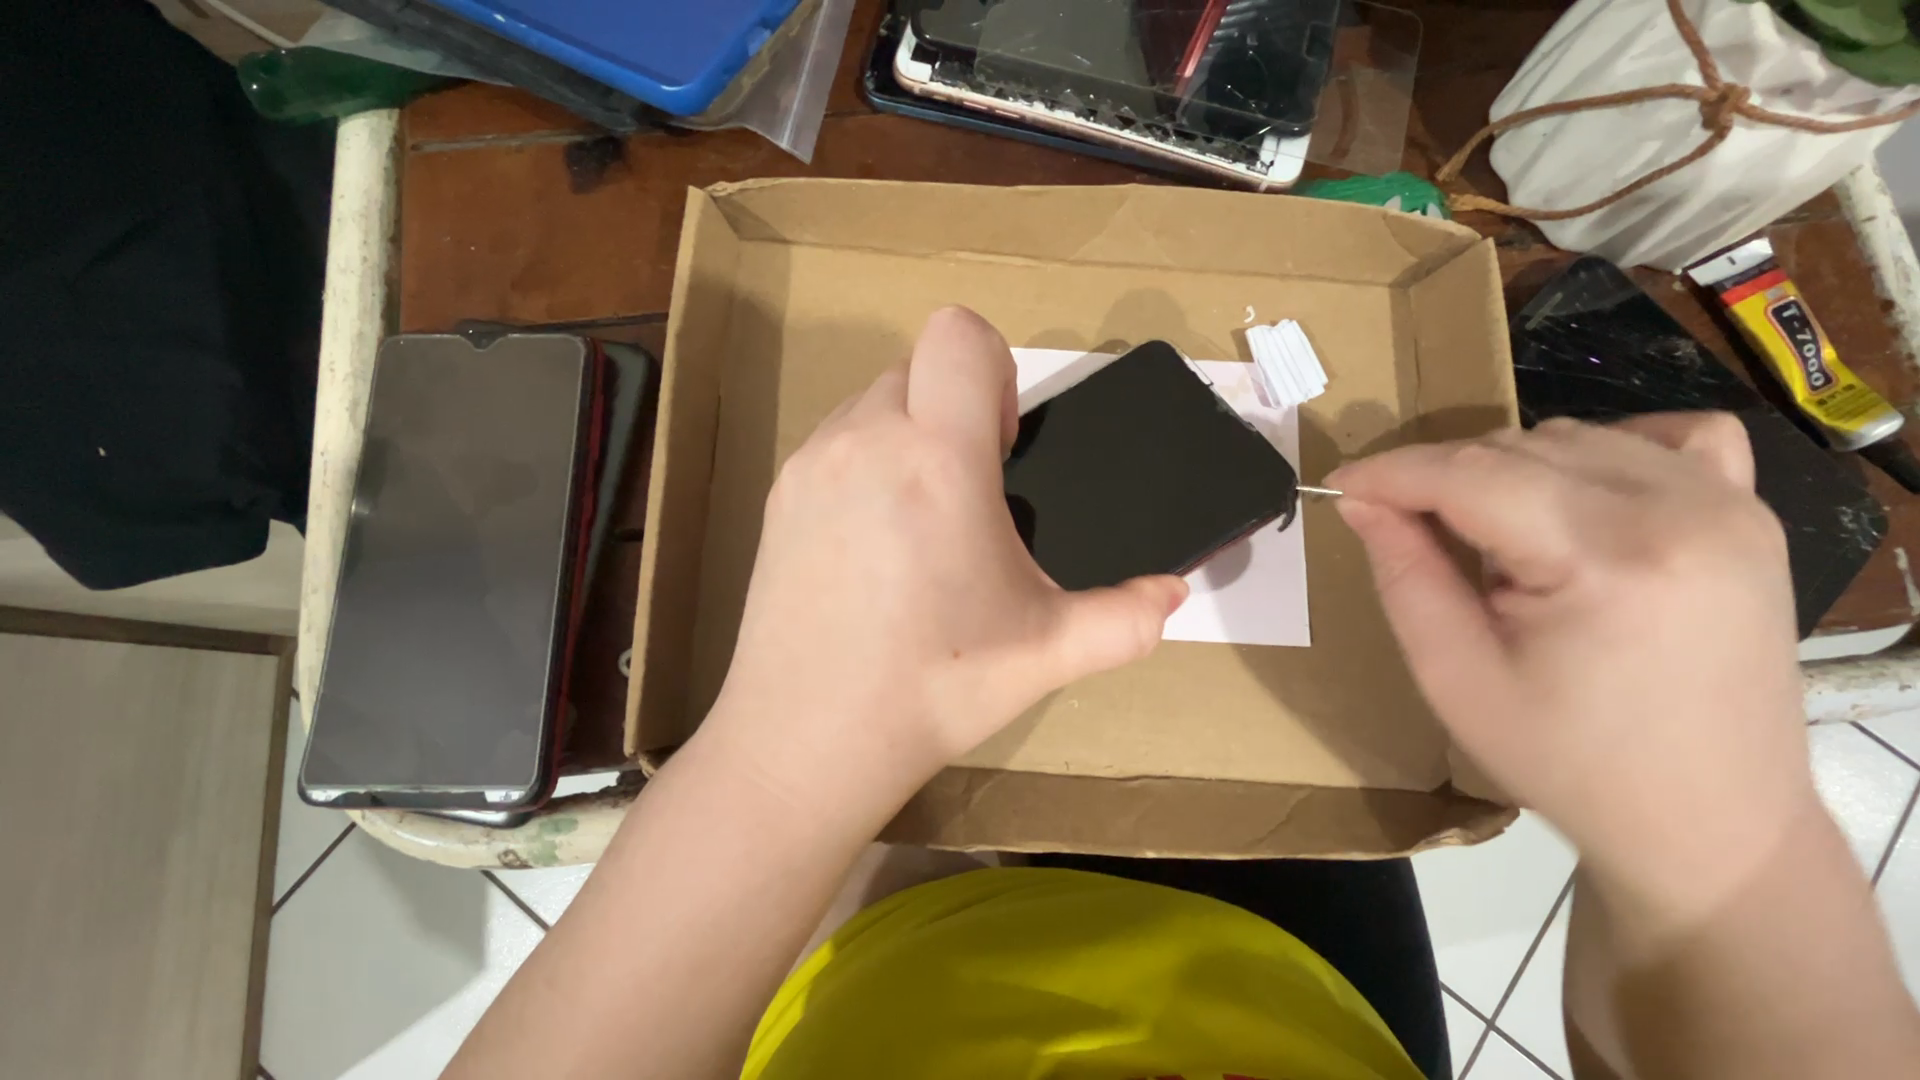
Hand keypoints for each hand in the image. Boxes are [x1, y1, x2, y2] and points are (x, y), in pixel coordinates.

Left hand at [705, 307, 1187, 800]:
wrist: (809, 739)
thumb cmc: (935, 687)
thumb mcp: (1048, 652)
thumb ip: (1127, 618)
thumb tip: (1173, 595)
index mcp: (937, 458)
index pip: (959, 333)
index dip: (996, 370)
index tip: (1003, 445)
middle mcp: (865, 440)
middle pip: (918, 363)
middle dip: (956, 406)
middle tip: (972, 494)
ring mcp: (811, 465)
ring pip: (873, 401)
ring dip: (909, 433)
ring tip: (923, 520)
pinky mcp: (778, 497)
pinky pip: (834, 442)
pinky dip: (866, 463)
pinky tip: (876, 543)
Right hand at [1329, 414, 1813, 884]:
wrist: (1708, 820)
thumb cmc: (1566, 760)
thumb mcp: (1454, 674)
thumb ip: (1404, 573)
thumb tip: (1361, 500)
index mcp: (1609, 559)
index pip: (1472, 475)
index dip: (1392, 472)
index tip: (1337, 484)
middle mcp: (1683, 510)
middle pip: (1518, 448)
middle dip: (1441, 476)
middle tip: (1401, 526)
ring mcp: (1730, 506)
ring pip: (1576, 437)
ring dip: (1507, 469)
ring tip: (1487, 535)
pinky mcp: (1751, 516)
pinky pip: (1670, 437)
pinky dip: (1606, 447)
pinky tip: (1576, 492)